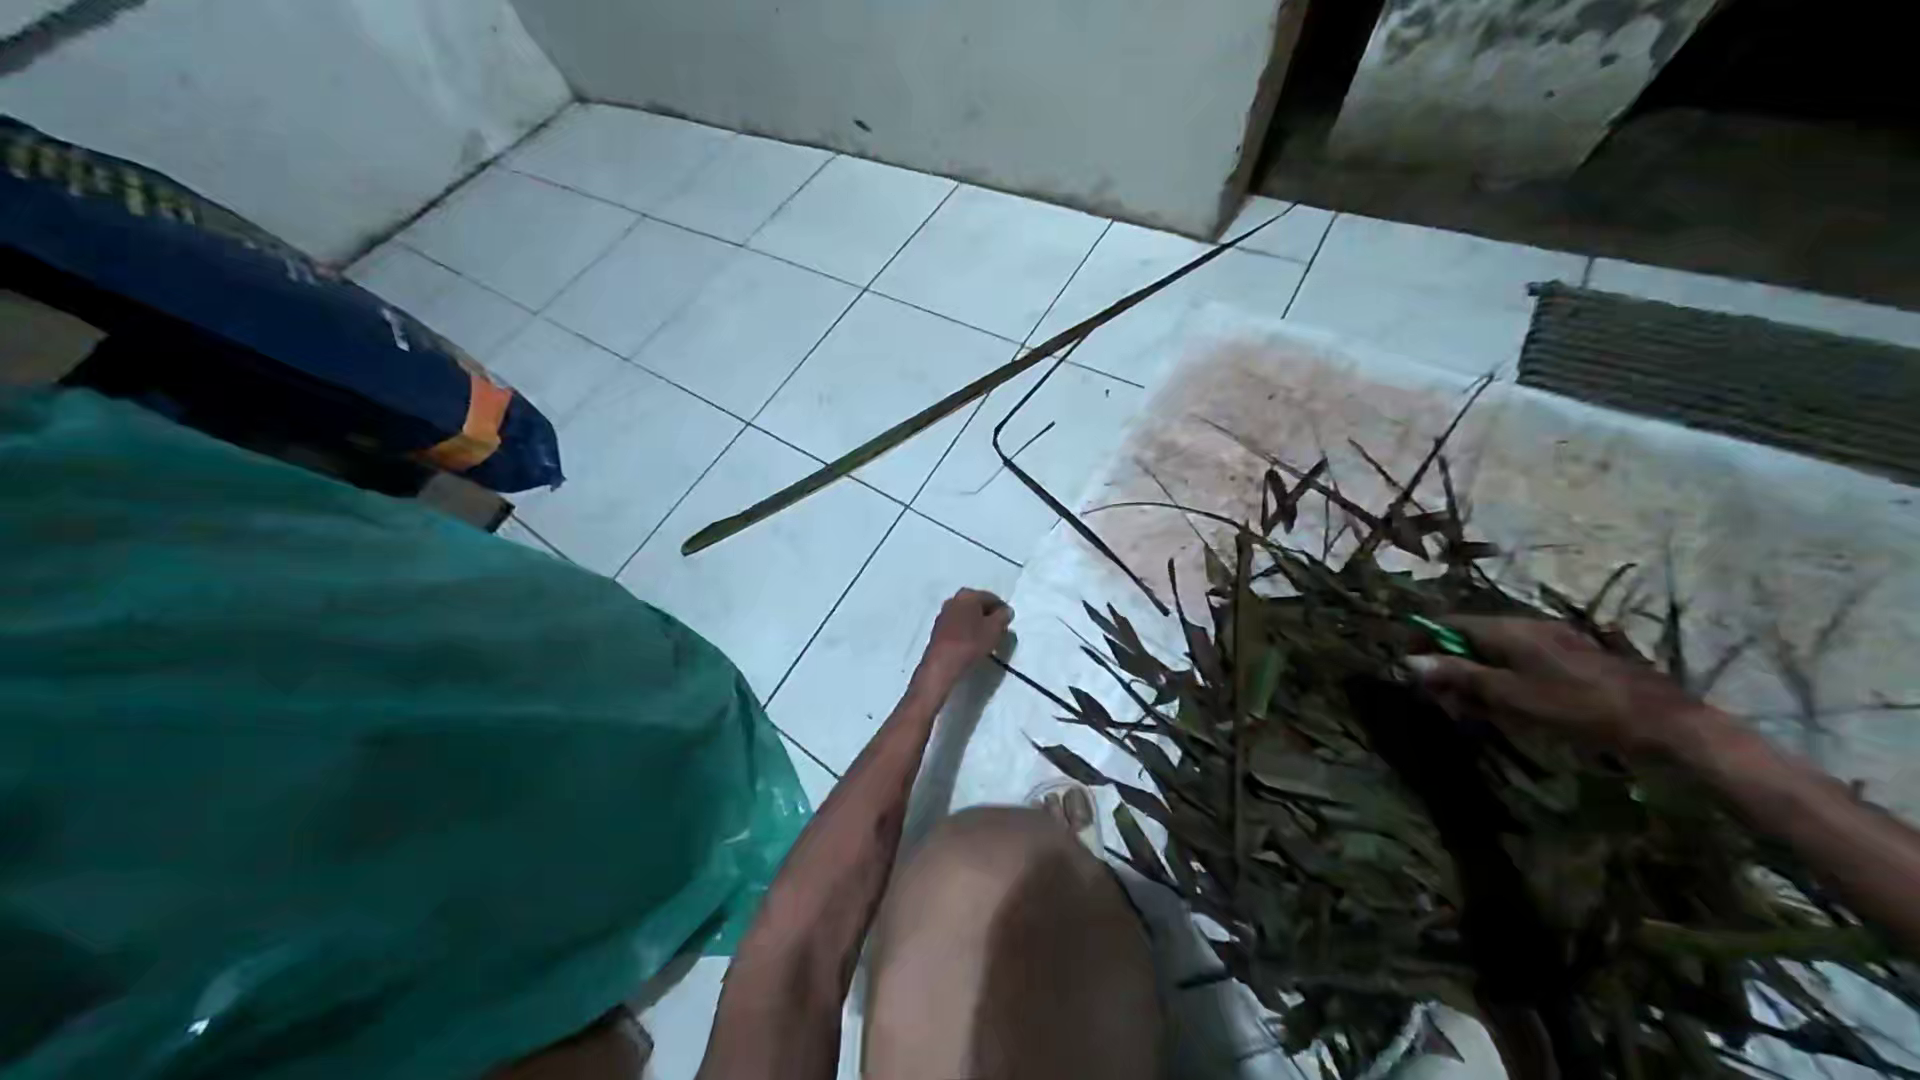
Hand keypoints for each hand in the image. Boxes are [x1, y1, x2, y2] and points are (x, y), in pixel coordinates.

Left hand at [919, 588, 1012, 685]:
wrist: (943, 663)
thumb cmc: (971, 642)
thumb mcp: (995, 629)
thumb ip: (1003, 616)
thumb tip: (1005, 610)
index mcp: (968, 595)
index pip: (991, 598)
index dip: (1002, 609)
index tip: (1008, 622)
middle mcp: (953, 599)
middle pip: (977, 605)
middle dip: (988, 615)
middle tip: (998, 629)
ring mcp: (943, 613)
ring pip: (966, 614)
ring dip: (976, 623)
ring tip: (986, 637)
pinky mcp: (938, 628)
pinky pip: (957, 624)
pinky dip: (966, 630)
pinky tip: (971, 642)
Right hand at [1412, 616, 1725, 758]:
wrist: (1665, 724)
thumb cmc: (1578, 707)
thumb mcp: (1509, 694)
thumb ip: (1458, 675)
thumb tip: (1410, 661)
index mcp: (1507, 628)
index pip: (1447, 623)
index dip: (1422, 641)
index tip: (1409, 669)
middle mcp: (1526, 625)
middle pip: (1470, 637)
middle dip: (1449, 664)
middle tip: (1442, 698)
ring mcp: (1553, 640)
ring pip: (1495, 651)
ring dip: (1476, 674)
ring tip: (1474, 707)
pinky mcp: (1572, 657)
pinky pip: (1520, 660)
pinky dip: (1502, 677)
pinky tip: (1509, 703)